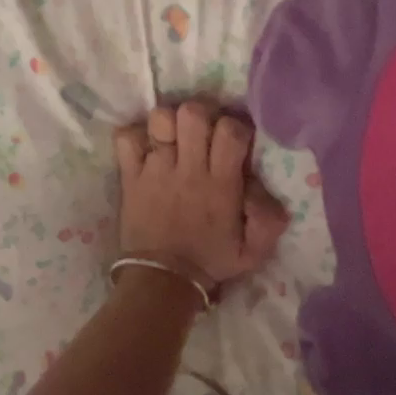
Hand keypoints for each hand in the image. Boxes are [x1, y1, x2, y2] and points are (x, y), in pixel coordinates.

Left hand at [112, 102, 289, 287]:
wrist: (163, 281)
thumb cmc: (210, 261)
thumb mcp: (254, 251)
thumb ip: (269, 219)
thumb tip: (261, 187)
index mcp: (221, 183)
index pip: (231, 130)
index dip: (236, 126)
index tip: (234, 140)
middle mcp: (188, 169)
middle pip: (193, 113)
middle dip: (201, 114)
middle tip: (202, 132)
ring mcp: (156, 170)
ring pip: (160, 119)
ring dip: (168, 122)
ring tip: (172, 138)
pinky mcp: (131, 176)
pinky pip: (126, 139)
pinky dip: (134, 137)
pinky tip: (145, 148)